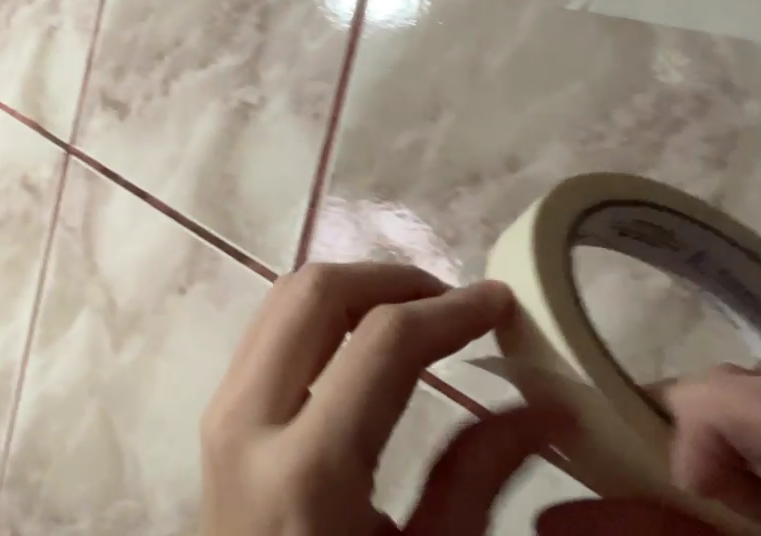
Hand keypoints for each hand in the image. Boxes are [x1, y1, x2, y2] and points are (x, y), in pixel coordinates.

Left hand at [201, 262, 560, 535]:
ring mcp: (221, 410)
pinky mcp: (217, 411)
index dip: (449, 310)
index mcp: (308, 471)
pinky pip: (270, 330)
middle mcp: (248, 419)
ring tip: (420, 316)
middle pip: (314, 292)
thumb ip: (477, 480)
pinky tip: (368, 342)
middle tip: (453, 303)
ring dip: (354, 290)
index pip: (382, 343)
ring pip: (284, 299)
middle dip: (391, 280)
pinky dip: (322, 316)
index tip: (500, 301)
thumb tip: (543, 407)